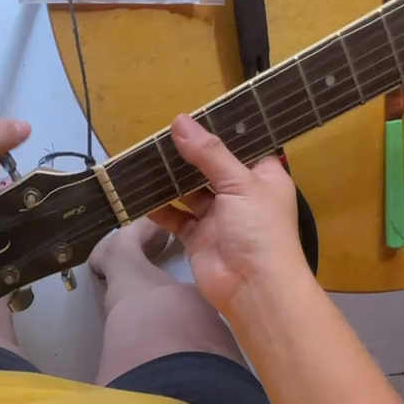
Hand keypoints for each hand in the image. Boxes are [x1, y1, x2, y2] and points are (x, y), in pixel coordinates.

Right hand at [149, 114, 306, 314]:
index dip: (221, 131)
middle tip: (159, 134)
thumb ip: (208, 153)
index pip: (242, 146)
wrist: (253, 289)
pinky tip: (140, 194)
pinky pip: (175, 218)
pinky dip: (159, 209)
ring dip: (170, 180)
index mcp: (263, 177)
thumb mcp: (239, 183)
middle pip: (211, 168)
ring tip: (145, 159)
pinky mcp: (197, 238)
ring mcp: (218, 218)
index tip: (195, 114)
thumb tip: (179, 121)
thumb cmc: (260, 230)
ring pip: (189, 192)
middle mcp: (241, 195)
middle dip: (188, 154)